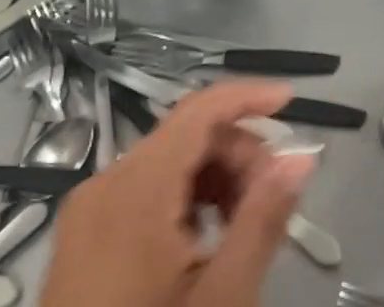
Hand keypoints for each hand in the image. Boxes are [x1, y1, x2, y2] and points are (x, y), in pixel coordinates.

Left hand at [41, 82, 316, 306]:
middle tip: (270, 200)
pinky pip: (144, 189)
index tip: (293, 103)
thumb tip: (300, 156)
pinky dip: (184, 200)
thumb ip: (263, 219)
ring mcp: (88, 210)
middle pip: (186, 136)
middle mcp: (104, 184)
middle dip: (238, 155)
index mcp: (135, 189)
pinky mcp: (83, 235)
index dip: (248, 96)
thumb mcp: (222, 295)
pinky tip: (205, 241)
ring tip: (240, 228)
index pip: (198, 111)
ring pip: (167, 162)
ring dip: (215, 179)